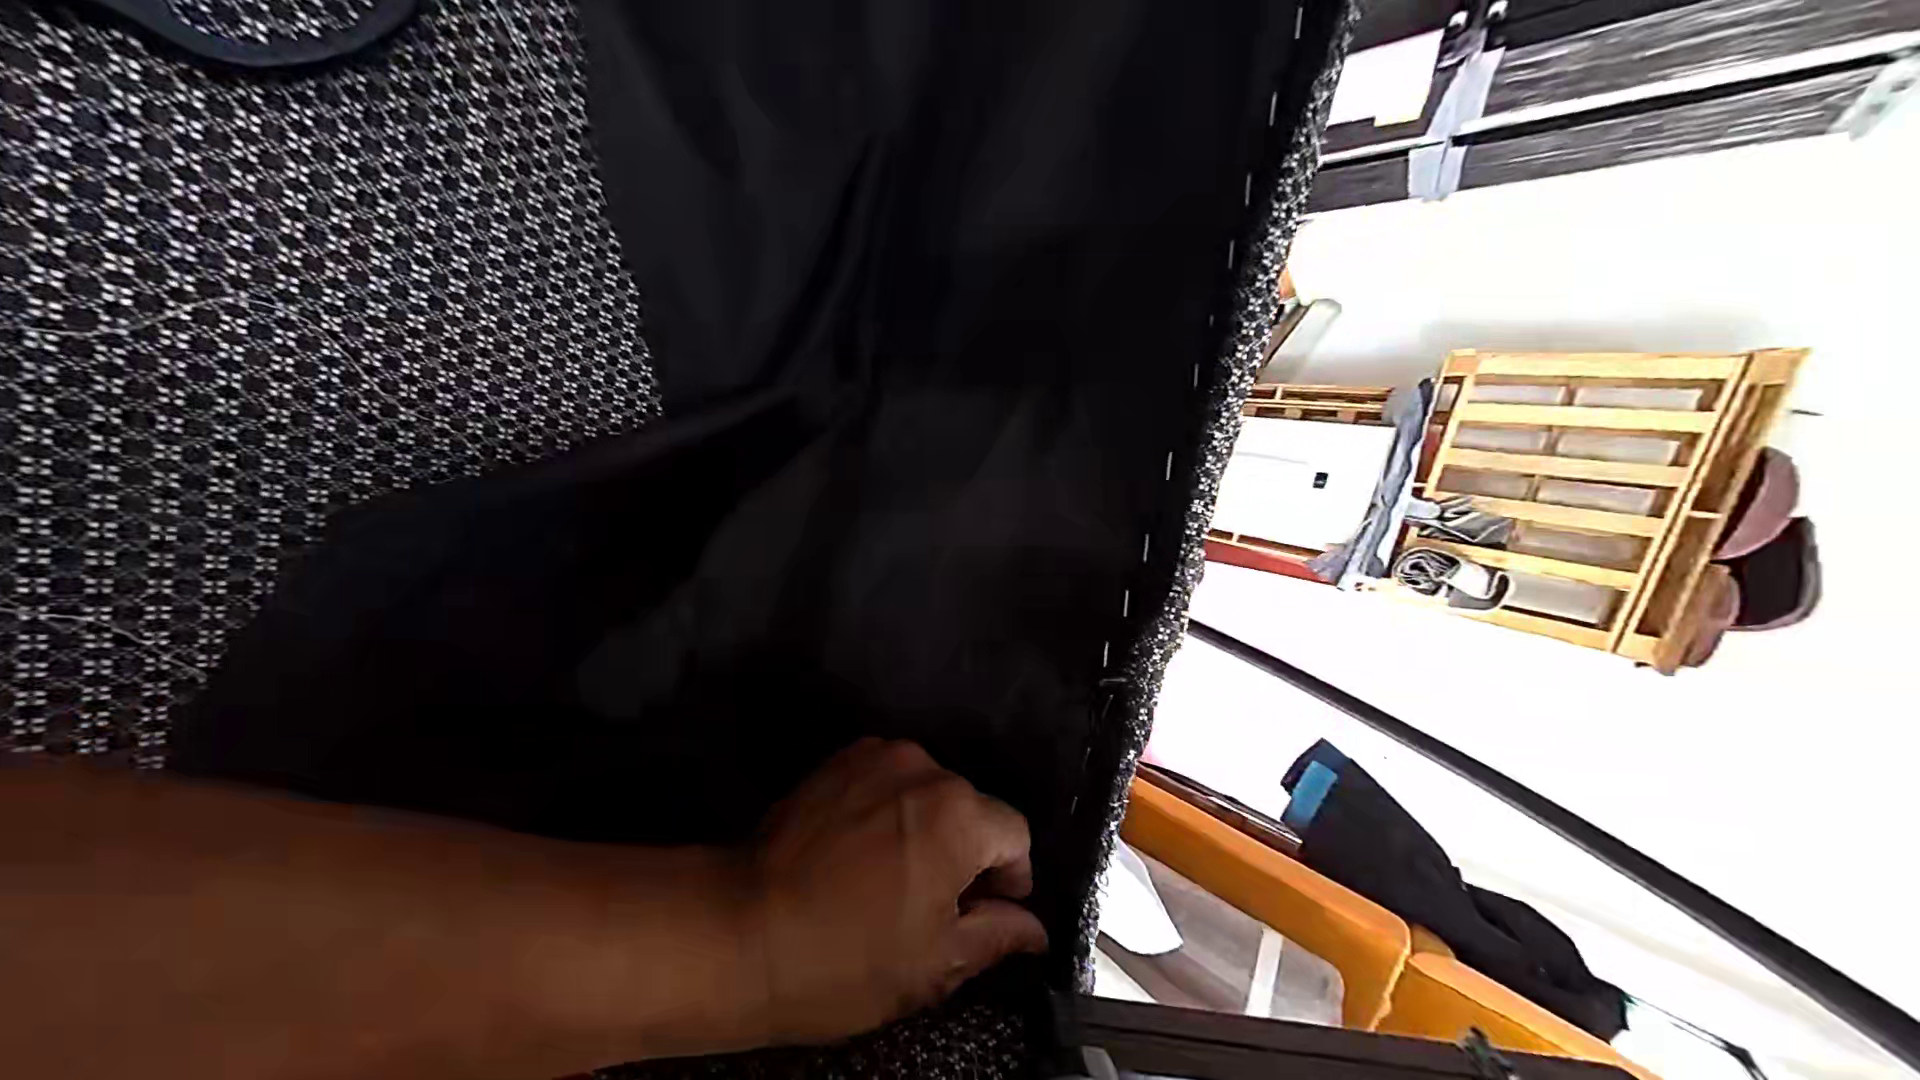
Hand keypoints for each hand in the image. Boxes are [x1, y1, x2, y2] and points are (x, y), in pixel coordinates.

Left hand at [752, 738, 1048, 1043]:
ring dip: (927, 826)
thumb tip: (1033, 928)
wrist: (742, 928)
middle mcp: (924, 766)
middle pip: (970, 808)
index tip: (986, 908)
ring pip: (929, 791)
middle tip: (934, 902)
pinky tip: (861, 849)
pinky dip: (889, 808)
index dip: (1010, 876)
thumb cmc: (847, 956)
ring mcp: (878, 754)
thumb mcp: (934, 962)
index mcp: (958, 813)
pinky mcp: (842, 757)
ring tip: (892, 876)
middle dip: (965, 853)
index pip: (1014, 833)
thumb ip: (997, 934)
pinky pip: (889, 779)